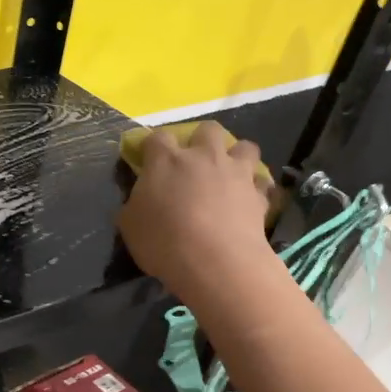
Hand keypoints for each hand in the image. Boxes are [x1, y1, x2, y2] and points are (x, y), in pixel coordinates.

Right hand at [117, 121, 275, 300]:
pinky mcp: (259, 194)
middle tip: (193, 163)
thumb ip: (135, 203)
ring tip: (227, 175)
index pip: (156, 137)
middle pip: (207, 129)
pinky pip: (261, 182)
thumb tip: (139, 198)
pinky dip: (254, 188)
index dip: (152, 146)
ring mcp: (236, 172)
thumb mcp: (129, 224)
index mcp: (166, 161)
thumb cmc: (162, 242)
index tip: (148, 160)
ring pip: (244, 146)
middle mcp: (204, 157)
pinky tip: (247, 199)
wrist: (214, 262)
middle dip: (200, 141)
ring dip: (235, 156)